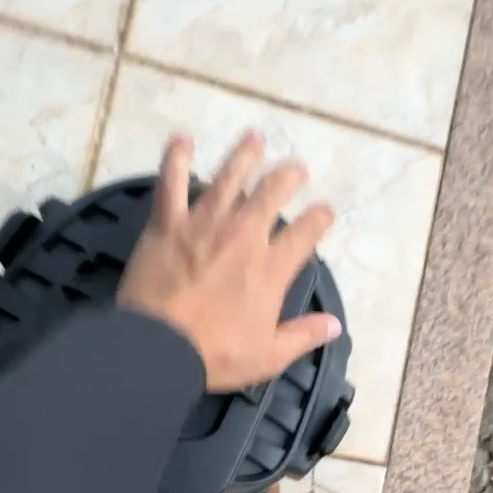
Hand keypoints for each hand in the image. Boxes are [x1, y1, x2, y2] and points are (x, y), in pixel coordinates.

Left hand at [117, 131, 340, 391]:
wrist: (157, 348)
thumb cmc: (216, 354)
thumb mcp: (270, 354)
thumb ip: (304, 335)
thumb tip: (335, 324)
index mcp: (271, 268)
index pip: (306, 232)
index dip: (320, 218)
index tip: (325, 212)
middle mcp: (244, 236)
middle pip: (272, 193)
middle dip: (288, 176)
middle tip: (296, 169)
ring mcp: (204, 224)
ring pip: (230, 177)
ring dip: (245, 155)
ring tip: (255, 138)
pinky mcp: (168, 223)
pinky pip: (171, 182)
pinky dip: (177, 158)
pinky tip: (183, 140)